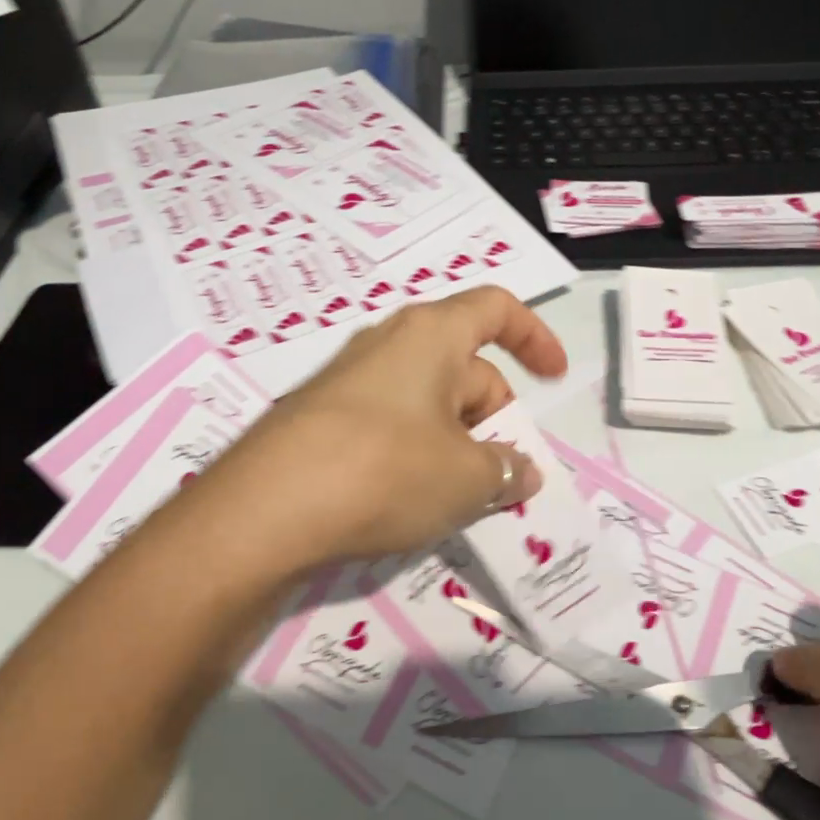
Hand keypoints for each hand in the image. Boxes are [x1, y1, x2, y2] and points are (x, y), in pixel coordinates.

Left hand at [189, 287, 567, 571]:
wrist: (265, 509)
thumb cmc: (385, 471)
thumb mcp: (465, 477)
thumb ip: (505, 470)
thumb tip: (519, 472)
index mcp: (431, 335)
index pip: (497, 309)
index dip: (535, 337)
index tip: (553, 379)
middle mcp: (389, 344)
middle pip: (464, 365)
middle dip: (495, 417)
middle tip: (504, 477)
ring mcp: (349, 380)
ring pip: (427, 400)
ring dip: (457, 442)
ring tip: (461, 498)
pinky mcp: (321, 417)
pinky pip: (390, 423)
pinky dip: (416, 453)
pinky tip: (411, 501)